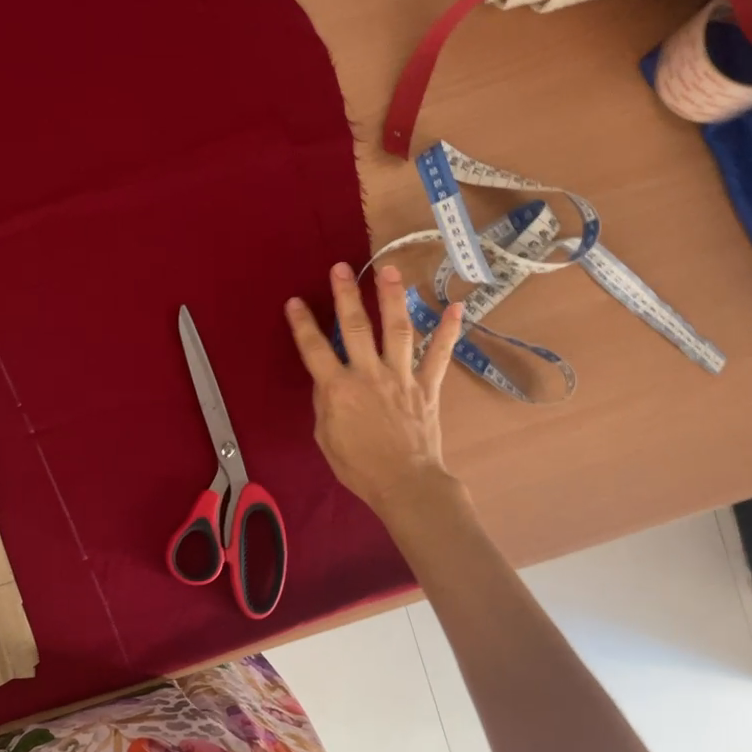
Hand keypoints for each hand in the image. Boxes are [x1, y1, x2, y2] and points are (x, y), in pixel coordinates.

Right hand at [284, 263, 464, 517]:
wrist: (404, 483)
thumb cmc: (357, 466)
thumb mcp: (325, 436)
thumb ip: (326, 403)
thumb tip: (329, 379)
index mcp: (338, 389)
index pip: (315, 349)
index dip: (302, 324)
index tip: (295, 301)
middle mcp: (369, 374)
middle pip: (356, 327)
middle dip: (347, 295)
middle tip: (341, 268)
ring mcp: (401, 377)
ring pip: (397, 329)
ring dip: (393, 297)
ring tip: (389, 270)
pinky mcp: (427, 386)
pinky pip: (439, 354)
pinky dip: (448, 330)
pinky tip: (455, 306)